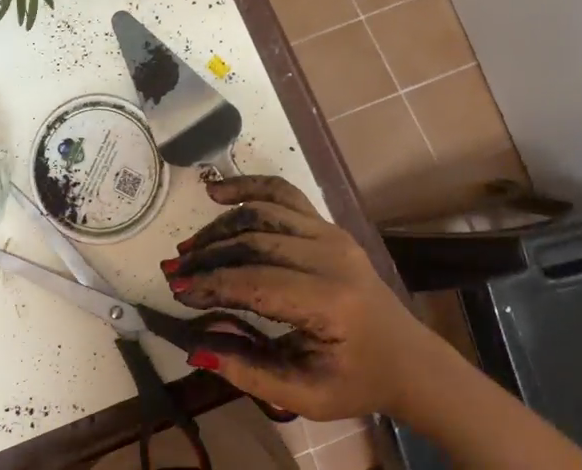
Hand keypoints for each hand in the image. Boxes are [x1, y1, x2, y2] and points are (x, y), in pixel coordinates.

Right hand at [160, 175, 448, 421]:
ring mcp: (332, 234)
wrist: (407, 358)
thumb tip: (195, 345)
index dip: (212, 284)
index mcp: (330, 303)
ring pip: (263, 213)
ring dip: (220, 226)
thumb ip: (249, 371)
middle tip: (174, 272)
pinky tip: (216, 192)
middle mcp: (332, 257)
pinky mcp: (328, 225)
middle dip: (208, 256)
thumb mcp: (305, 396)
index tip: (177, 291)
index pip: (256, 282)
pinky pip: (283, 193)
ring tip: (189, 247)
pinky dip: (248, 187)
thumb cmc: (356, 381)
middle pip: (254, 242)